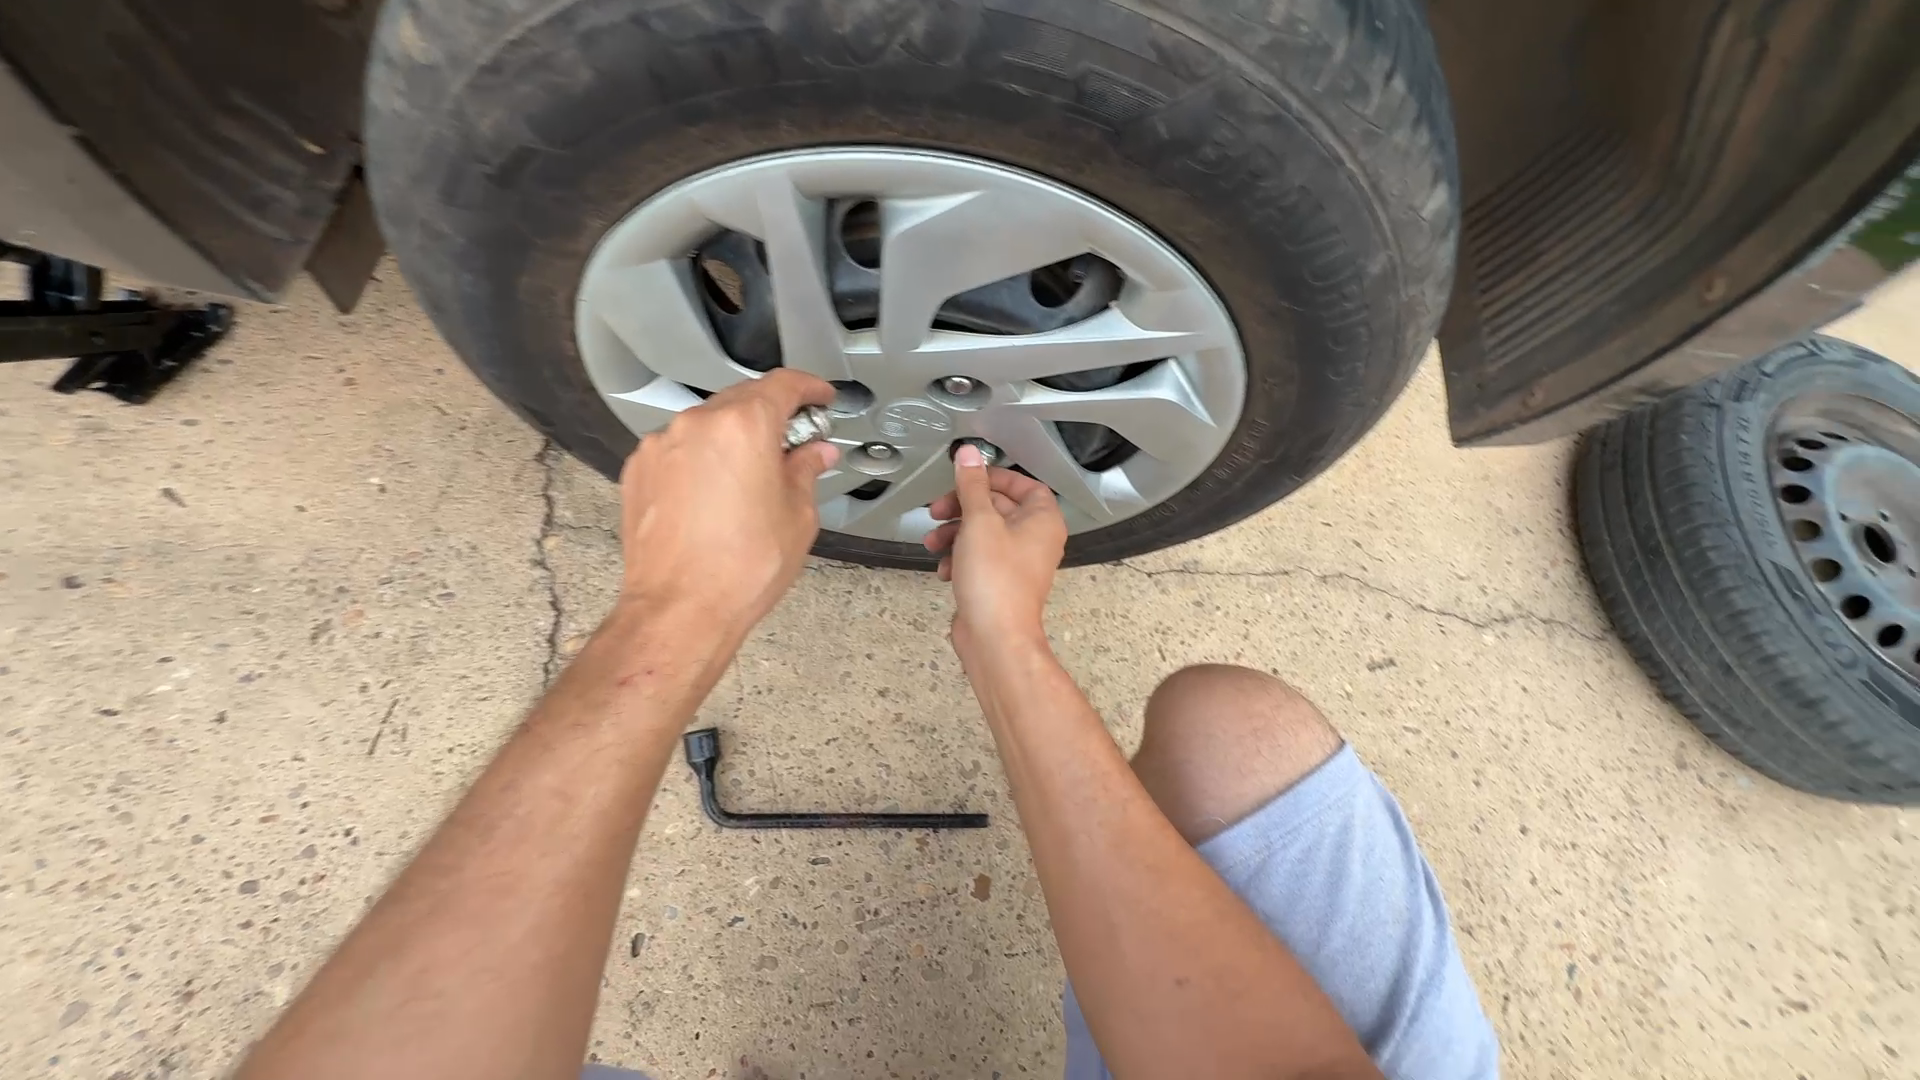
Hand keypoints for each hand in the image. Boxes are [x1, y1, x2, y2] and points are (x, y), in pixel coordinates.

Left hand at [614, 369, 837, 643]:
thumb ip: (806, 471)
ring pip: (708, 424)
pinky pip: (680, 448)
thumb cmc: (740, 568)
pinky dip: (703, 458)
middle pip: (743, 400)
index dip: (809, 387)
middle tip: (797, 441)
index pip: (783, 385)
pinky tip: (719, 492)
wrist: (680, 608)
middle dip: (773, 416)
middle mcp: (697, 425)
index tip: (820, 396)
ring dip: (735, 438)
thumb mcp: (798, 515)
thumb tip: (815, 454)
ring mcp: (662, 446)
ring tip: (756, 474)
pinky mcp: (640, 471)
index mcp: (743, 427)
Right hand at [923, 444, 1067, 657]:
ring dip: (955, 534)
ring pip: (984, 534)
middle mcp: (1036, 540)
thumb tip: (969, 453)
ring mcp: (1019, 563)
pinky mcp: (1001, 583)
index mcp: (1043, 520)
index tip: (966, 478)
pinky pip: (980, 559)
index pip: (1024, 484)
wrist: (994, 637)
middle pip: (998, 508)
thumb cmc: (995, 578)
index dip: (994, 478)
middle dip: (963, 508)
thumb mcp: (979, 521)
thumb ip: (972, 485)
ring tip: (933, 543)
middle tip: (938, 510)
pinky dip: (960, 559)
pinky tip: (945, 569)